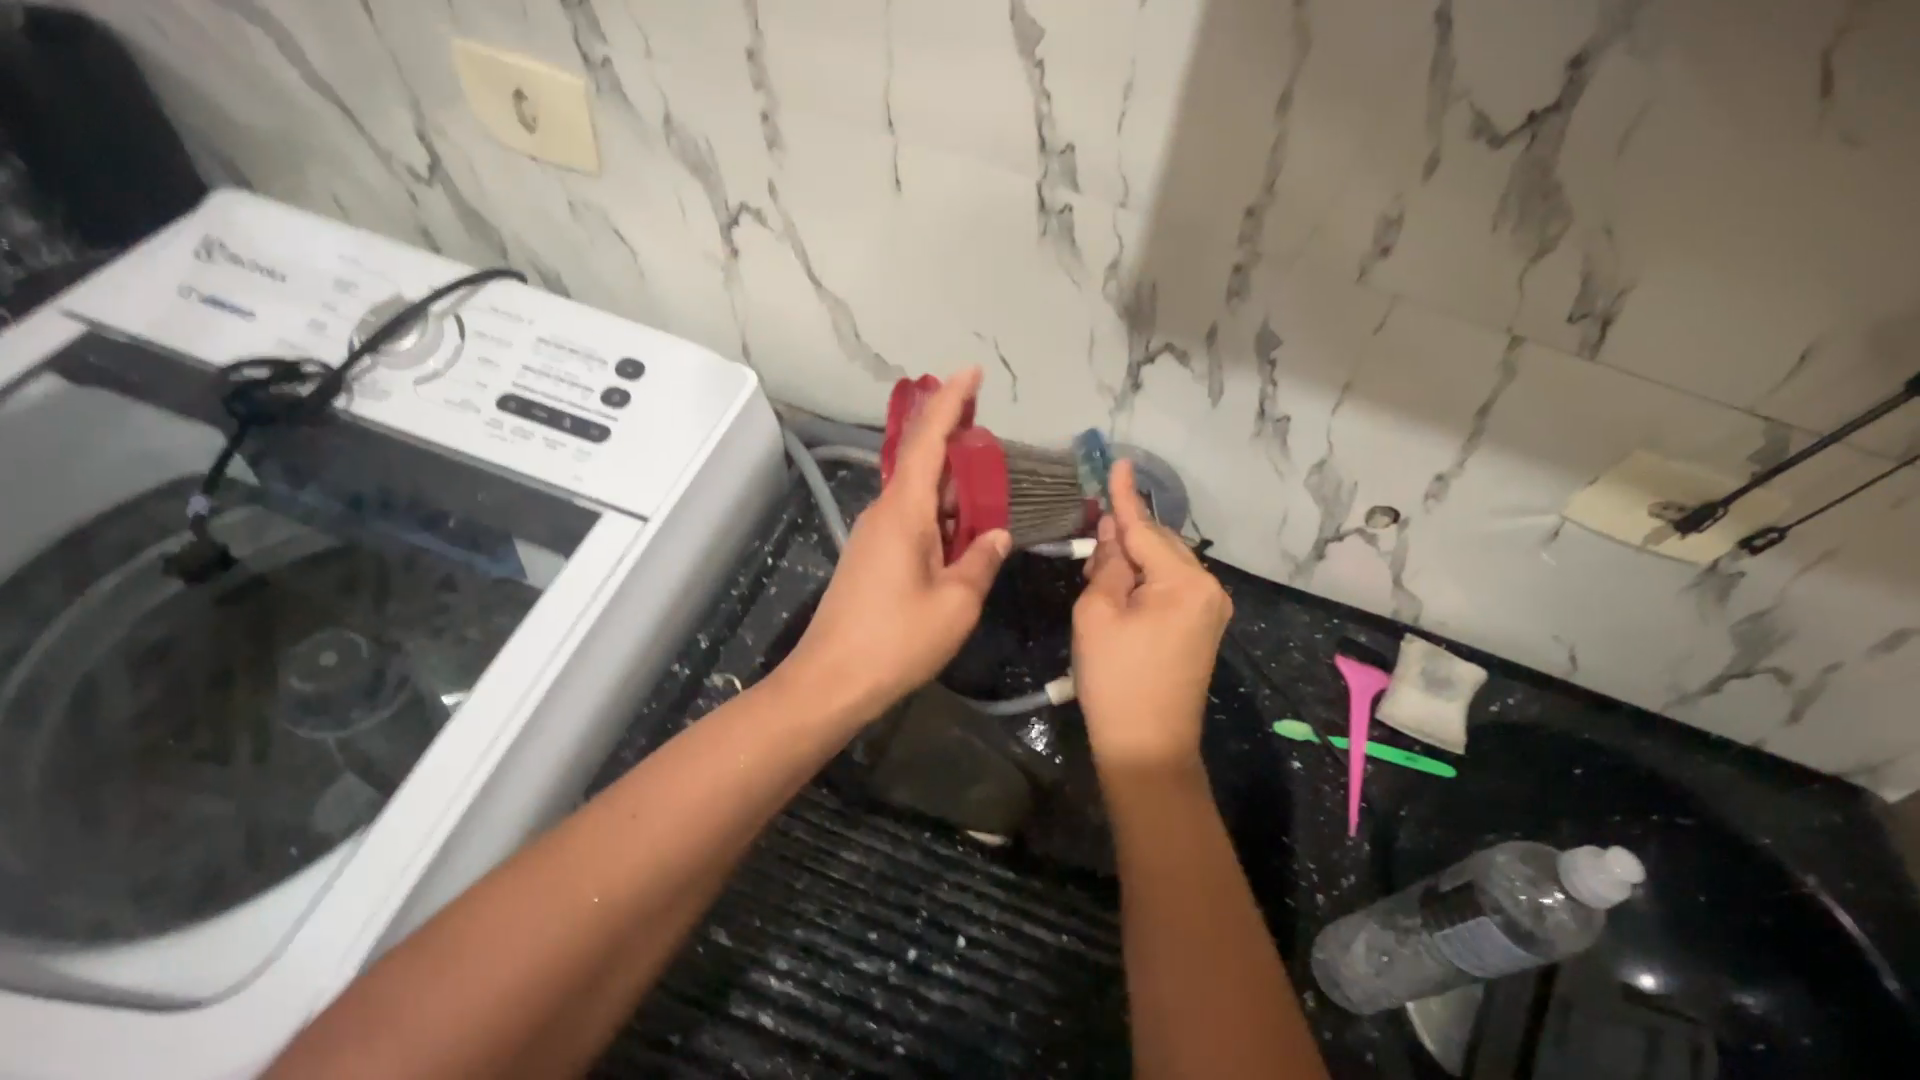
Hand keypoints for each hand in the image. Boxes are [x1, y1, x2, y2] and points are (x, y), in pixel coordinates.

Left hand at [783, 367, 1010, 720]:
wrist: (831, 680)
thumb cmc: (897, 640)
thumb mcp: (956, 603)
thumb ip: (981, 561)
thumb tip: (996, 536)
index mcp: (904, 511)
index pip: (929, 440)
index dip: (951, 402)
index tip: (972, 372)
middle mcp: (885, 513)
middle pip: (925, 464)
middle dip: (959, 444)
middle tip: (993, 434)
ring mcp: (874, 537)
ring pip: (921, 498)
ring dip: (955, 490)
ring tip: (990, 490)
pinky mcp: (872, 560)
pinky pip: (913, 524)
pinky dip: (942, 519)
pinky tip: (964, 535)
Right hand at [1072, 459, 1232, 769]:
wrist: (1148, 748)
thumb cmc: (1115, 680)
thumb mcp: (1097, 614)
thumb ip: (1106, 565)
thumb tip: (1112, 534)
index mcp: (1184, 582)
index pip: (1144, 528)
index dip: (1124, 496)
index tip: (1117, 461)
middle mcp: (1209, 588)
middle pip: (1158, 545)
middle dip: (1123, 539)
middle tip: (1087, 547)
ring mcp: (1211, 610)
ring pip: (1165, 566)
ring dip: (1132, 562)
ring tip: (1097, 574)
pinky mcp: (1204, 628)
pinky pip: (1172, 588)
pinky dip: (1145, 582)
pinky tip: (1120, 590)